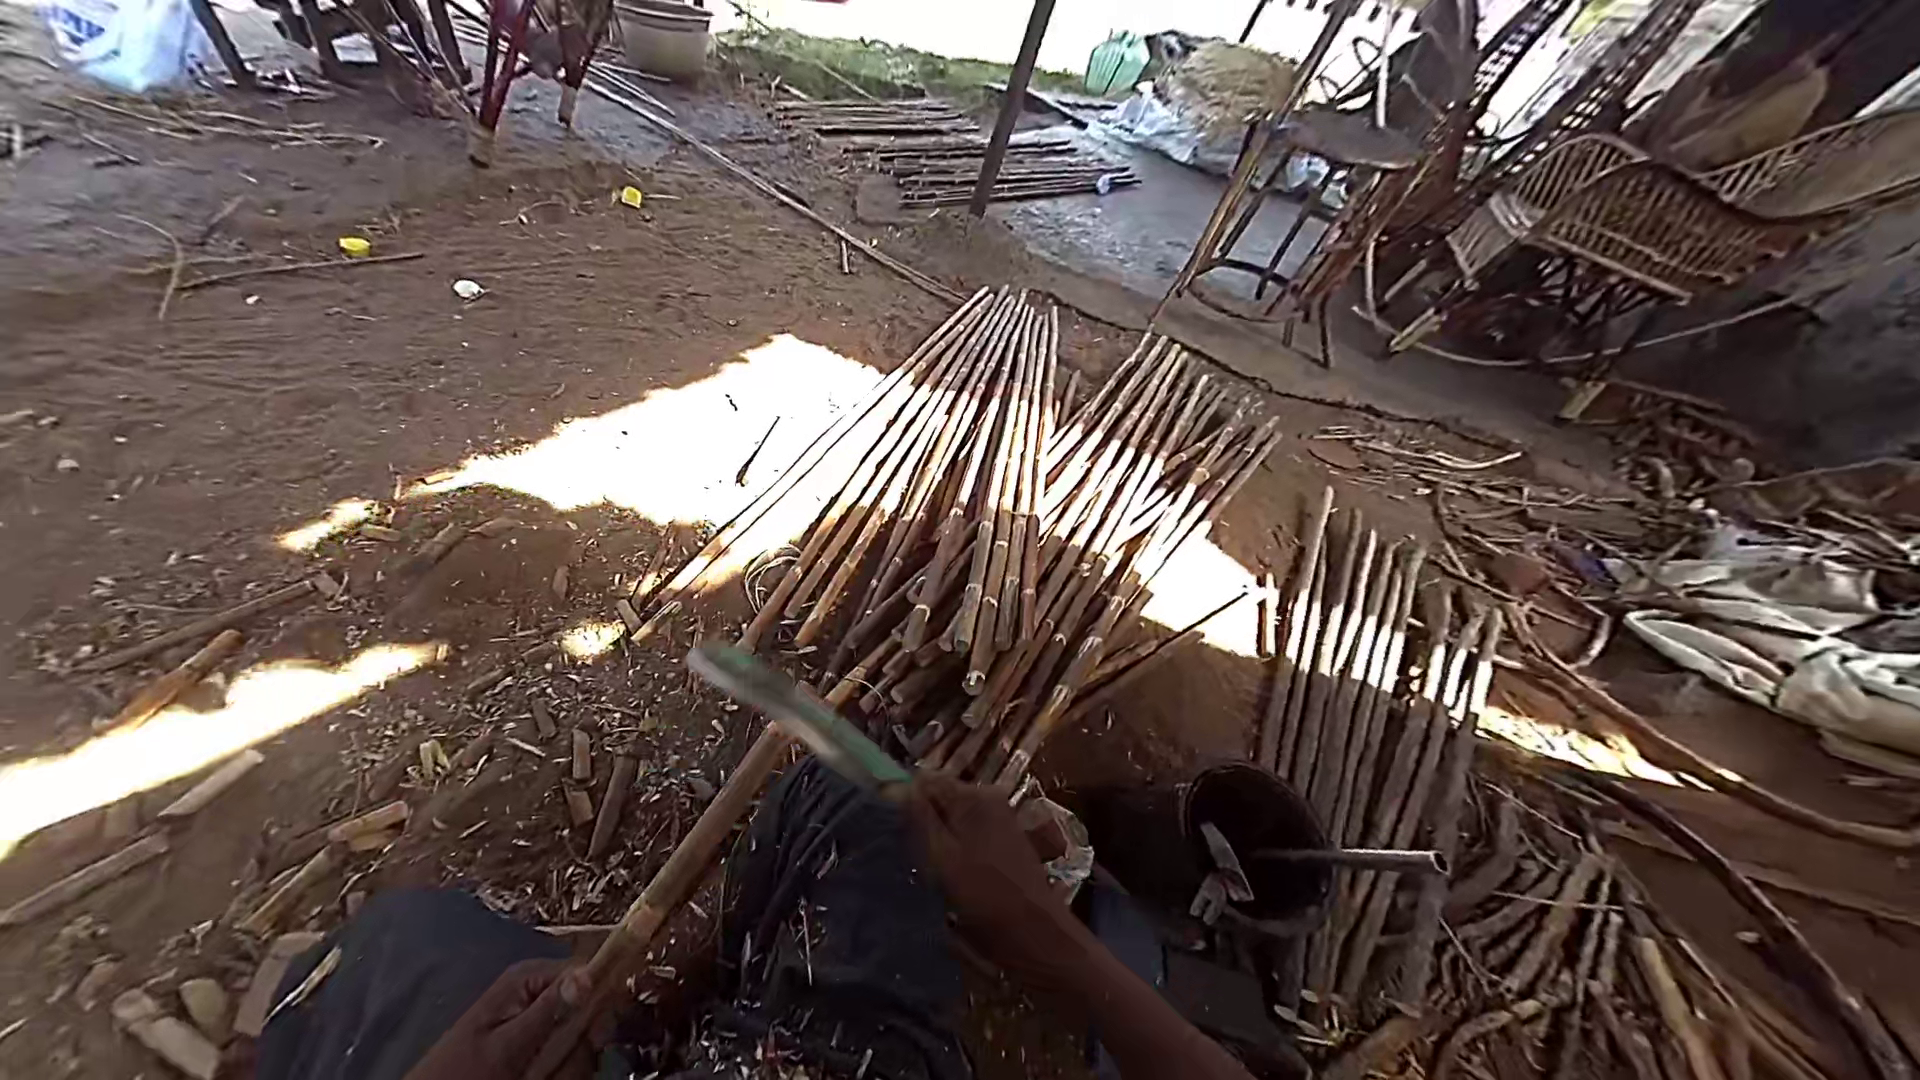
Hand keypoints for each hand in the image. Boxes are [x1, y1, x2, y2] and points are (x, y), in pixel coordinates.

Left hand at [404, 959, 591, 1079]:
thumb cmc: (460, 1077)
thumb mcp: (504, 1047)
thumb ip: (548, 1009)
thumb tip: (589, 973)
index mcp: (530, 978)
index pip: (587, 971)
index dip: (598, 1001)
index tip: (597, 1035)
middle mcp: (537, 991)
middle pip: (586, 1004)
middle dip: (578, 1042)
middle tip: (555, 1069)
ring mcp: (535, 1017)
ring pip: (578, 1032)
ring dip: (567, 1063)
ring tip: (539, 1078)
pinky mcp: (532, 1042)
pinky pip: (563, 1050)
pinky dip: (559, 1070)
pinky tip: (541, 1079)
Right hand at [907, 773, 1083, 980]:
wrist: (1036, 933)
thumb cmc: (984, 897)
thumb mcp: (941, 858)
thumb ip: (918, 817)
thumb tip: (893, 783)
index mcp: (972, 795)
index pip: (925, 779)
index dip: (904, 798)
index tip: (892, 827)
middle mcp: (988, 795)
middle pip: (941, 794)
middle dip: (921, 817)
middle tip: (910, 850)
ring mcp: (1000, 814)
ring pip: (954, 812)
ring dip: (937, 832)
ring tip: (928, 863)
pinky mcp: (1006, 834)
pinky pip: (969, 826)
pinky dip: (955, 841)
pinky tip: (950, 869)